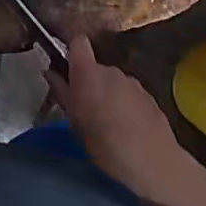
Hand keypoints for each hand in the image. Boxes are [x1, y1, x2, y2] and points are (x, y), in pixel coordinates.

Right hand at [48, 35, 202, 202]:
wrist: (155, 163)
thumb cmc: (107, 148)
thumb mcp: (76, 124)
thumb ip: (63, 94)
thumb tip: (50, 72)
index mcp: (90, 75)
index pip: (78, 42)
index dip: (69, 48)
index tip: (62, 64)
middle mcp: (113, 71)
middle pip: (94, 66)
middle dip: (86, 82)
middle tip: (81, 110)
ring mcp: (133, 82)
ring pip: (111, 81)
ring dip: (104, 94)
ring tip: (103, 124)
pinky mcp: (148, 95)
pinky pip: (126, 92)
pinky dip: (121, 103)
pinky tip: (123, 127)